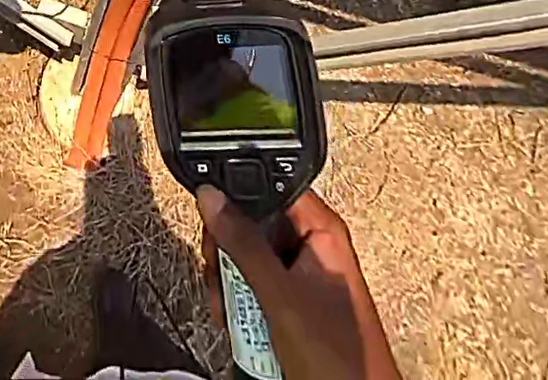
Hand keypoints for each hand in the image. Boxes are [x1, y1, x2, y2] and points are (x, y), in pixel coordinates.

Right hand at [198, 186, 400, 379]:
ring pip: (248, 252)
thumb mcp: (280, 297)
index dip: (238, 192)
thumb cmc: (336, 362)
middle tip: (216, 267)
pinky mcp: (291, 298)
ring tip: (223, 301)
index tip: (211, 210)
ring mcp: (301, 273)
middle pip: (253, 219)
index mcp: (321, 229)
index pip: (270, 185)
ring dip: (227, 276)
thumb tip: (211, 195)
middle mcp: (311, 244)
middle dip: (227, 245)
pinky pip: (253, 280)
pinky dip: (237, 295)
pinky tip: (231, 316)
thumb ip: (243, 243)